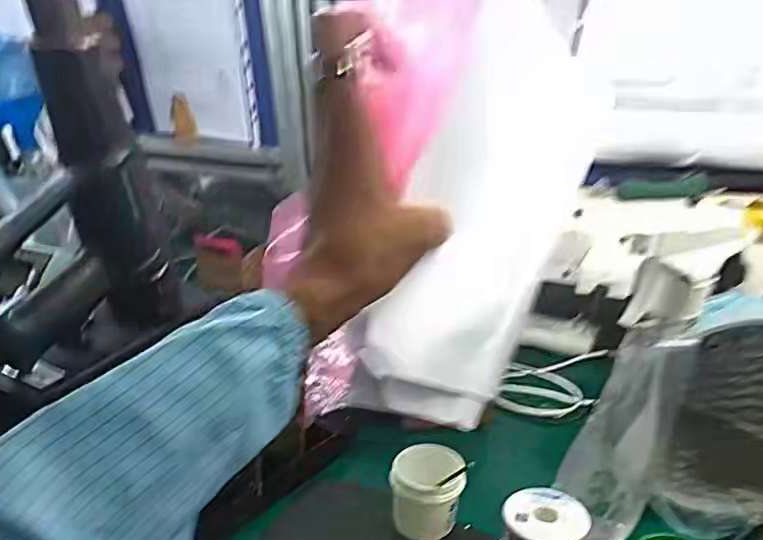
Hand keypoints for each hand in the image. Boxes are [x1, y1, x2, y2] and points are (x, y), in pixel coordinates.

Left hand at [282, 9, 450, 342]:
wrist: (323, 290)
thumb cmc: (363, 253)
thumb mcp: (416, 234)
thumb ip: (434, 218)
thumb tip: (440, 220)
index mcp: (349, 130)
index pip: (332, 44)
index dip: (352, 26)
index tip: (383, 44)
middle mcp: (329, 136)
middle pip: (330, 68)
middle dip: (360, 57)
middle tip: (394, 72)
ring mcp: (323, 160)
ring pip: (333, 106)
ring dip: (359, 98)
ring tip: (395, 114)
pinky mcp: (324, 184)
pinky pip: (339, 141)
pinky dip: (358, 135)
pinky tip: (384, 159)